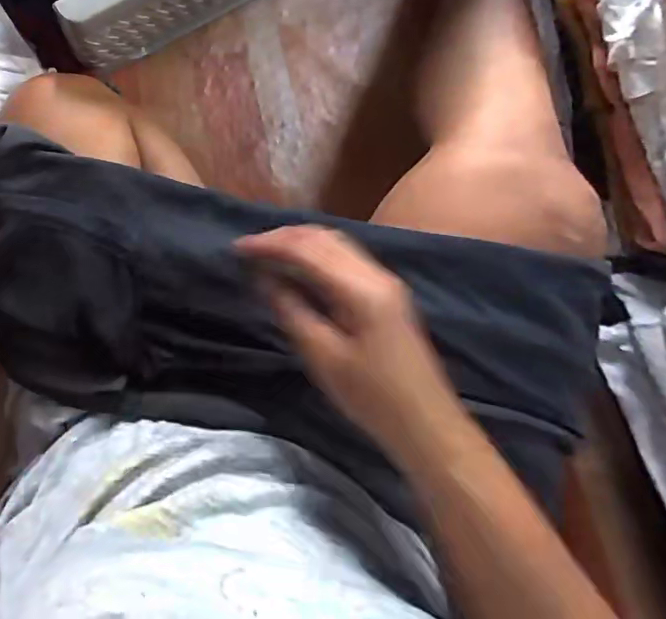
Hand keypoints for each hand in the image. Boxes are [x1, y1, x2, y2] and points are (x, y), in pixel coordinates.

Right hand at [238, 226, 456, 456]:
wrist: (428, 427)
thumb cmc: (372, 398)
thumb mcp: (323, 357)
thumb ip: (291, 309)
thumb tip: (264, 277)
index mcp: (361, 289)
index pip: (307, 249)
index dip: (269, 244)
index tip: (238, 248)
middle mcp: (375, 274)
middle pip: (322, 237)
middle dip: (282, 237)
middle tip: (249, 249)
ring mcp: (384, 282)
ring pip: (335, 243)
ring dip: (299, 242)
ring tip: (267, 254)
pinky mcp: (386, 293)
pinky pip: (344, 257)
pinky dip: (315, 254)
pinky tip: (298, 268)